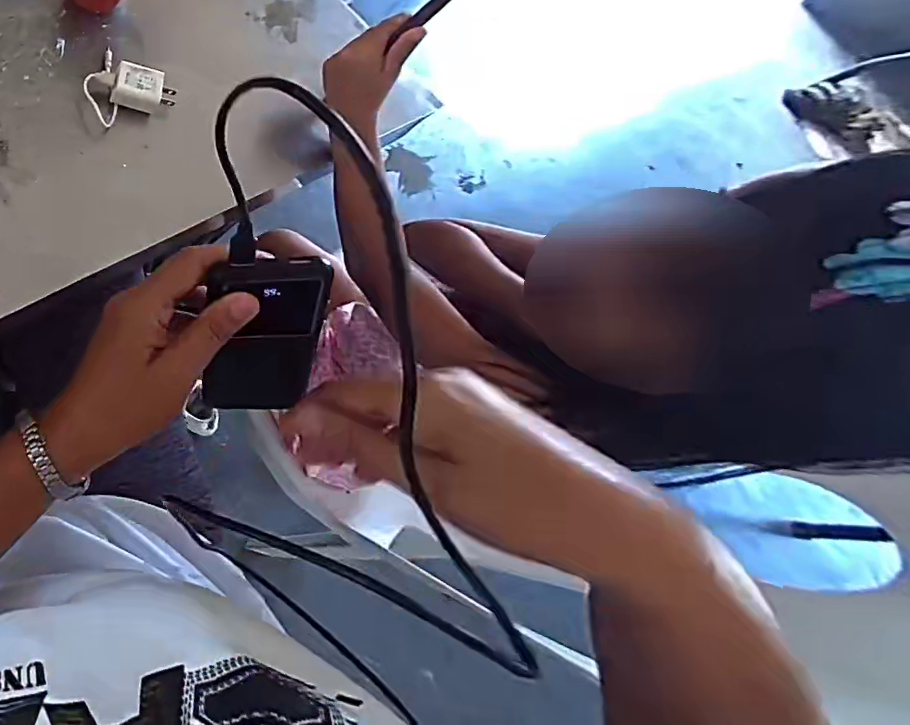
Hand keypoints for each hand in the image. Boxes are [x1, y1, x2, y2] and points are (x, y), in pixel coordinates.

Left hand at [39, 246, 257, 480]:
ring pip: (172, 293)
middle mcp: (131, 300)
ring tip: (241, 316)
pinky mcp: (126, 329)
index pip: (188, 261)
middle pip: (180, 274)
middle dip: (218, 278)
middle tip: (257, 293)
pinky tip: (209, 336)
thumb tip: (245, 300)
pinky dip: (187, 317)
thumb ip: (212, 331)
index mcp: (142, 303)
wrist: (81, 430)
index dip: (224, 256)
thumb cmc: (126, 407)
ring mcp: (126, 314)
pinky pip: (162, 311)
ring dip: (204, 300)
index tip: (256, 261)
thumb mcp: (178, 372)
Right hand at [286, 370, 705, 588]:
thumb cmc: (523, 510)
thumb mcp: (432, 484)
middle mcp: (445, 378)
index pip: (345, 388)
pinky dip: (394, 432)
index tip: (283, 437)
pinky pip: (420, 410)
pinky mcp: (485, 408)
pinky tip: (387, 459)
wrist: (627, 530)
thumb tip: (303, 421)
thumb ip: (363, 445)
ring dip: (361, 429)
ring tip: (341, 464)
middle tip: (308, 457)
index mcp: (429, 389)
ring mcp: (469, 391)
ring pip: (392, 403)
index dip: (308, 411)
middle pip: (367, 393)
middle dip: (331, 422)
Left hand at [322, 15, 424, 126]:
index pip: (382, 27)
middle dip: (385, 34)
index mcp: (363, 51)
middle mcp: (346, 50)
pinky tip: (366, 63)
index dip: (398, 22)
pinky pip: (347, 51)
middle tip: (402, 37)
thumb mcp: (391, 72)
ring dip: (370, 43)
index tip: (410, 20)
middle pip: (369, 34)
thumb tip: (418, 29)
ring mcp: (335, 56)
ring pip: (358, 42)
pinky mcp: (328, 63)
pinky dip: (357, 53)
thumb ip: (402, 48)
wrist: (347, 117)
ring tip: (384, 54)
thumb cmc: (372, 97)